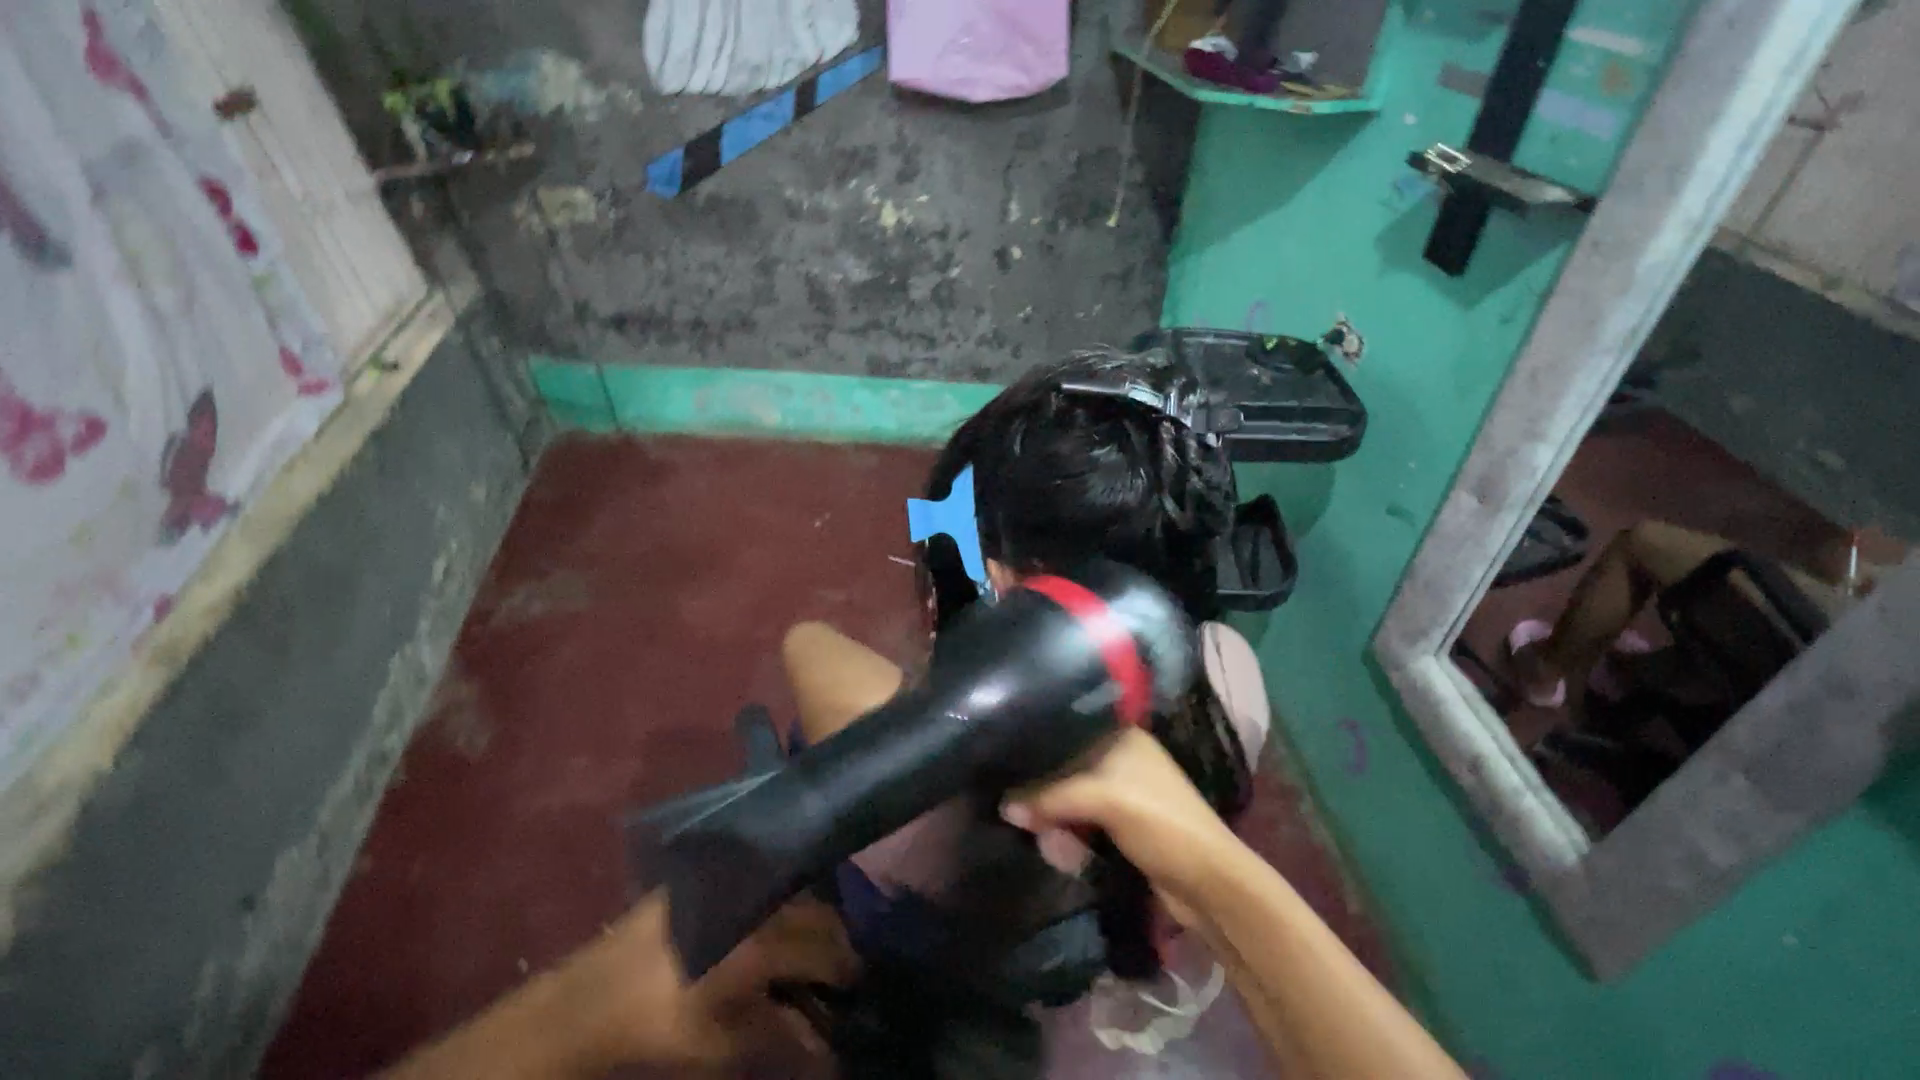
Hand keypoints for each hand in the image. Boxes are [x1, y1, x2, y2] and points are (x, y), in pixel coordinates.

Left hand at [563, 893, 855, 1070]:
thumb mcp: (723, 1049)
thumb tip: (829, 1048)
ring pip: (786, 894)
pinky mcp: (697, 884)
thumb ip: (781, 1039)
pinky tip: (765, 927)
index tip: (854, 984)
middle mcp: (750, 905)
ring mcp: (722, 888)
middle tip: (836, 965)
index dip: (846, 968)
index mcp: (760, 945)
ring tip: (803, 945)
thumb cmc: (658, 1035)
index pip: (826, 949)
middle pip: (813, 913)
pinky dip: (772, 903)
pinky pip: (753, 886)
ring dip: (804, 916)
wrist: (583, 1008)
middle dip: (832, 938)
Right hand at [1001, 728, 1245, 922]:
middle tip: (1005, 797)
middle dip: (1038, 784)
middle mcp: (1119, 759)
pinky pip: (1077, 823)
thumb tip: (1004, 808)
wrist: (1208, 885)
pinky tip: (1048, 842)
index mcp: (1122, 738)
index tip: (999, 753)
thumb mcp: (1104, 801)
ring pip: (1067, 797)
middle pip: (1063, 765)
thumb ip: (1051, 797)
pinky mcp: (1118, 828)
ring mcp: (1120, 795)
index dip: (1035, 741)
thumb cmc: (1162, 824)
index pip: (1066, 728)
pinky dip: (1063, 833)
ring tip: (1028, 827)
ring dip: (1049, 814)